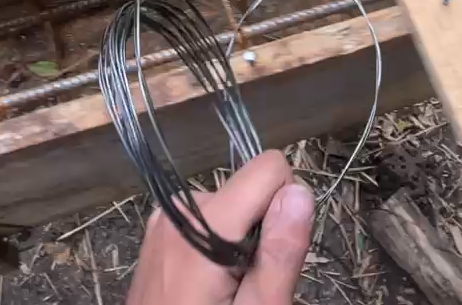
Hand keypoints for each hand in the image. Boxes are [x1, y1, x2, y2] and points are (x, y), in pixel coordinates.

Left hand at [126, 150, 313, 304]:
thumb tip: (301, 190)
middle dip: (263, 233)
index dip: (285, 209)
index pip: (267, 169)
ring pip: (234, 204)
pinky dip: (221, 246)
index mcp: (201, 224)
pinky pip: (210, 218)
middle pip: (251, 188)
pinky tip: (210, 288)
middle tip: (250, 290)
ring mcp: (164, 219)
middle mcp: (178, 209)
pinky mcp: (160, 232)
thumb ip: (279, 254)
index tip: (274, 257)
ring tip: (228, 294)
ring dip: (242, 243)